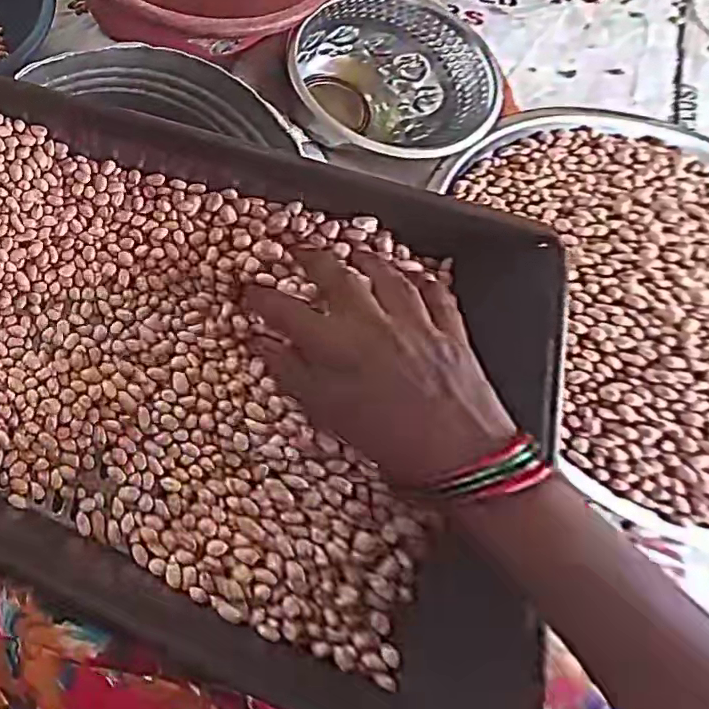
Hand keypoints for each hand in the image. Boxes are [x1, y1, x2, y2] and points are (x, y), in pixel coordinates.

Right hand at [243, 249, 517, 485]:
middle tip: (298, 251)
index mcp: (332, 344)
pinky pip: (436, 294)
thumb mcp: (320, 406)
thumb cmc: (382, 435)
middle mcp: (370, 324)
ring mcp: (413, 324)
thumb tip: (260, 341)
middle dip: (311, 258)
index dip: (259, 297)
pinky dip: (422, 279)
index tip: (248, 292)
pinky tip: (411, 273)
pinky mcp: (451, 333)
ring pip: (387, 276)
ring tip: (353, 253)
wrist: (460, 458)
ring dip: (366, 259)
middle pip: (335, 276)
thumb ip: (287, 368)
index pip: (282, 308)